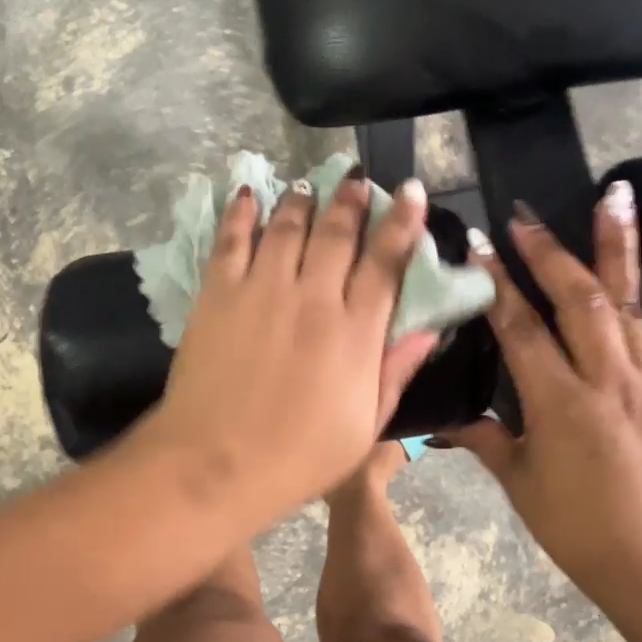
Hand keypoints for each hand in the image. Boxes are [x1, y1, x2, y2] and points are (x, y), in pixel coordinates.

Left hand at [139, 172, 440, 521]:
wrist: (214, 464)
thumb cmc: (298, 458)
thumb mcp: (364, 427)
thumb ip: (394, 372)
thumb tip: (427, 329)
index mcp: (355, 333)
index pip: (385, 263)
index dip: (401, 222)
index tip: (409, 190)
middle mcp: (313, 299)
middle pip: (337, 234)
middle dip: (350, 199)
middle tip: (354, 177)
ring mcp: (262, 290)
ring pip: (287, 227)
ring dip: (300, 200)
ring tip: (308, 183)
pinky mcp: (218, 293)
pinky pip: (232, 240)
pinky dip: (241, 212)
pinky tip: (247, 192)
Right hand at [442, 182, 641, 600]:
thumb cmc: (578, 528)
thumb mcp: (519, 483)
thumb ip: (484, 438)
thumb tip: (441, 416)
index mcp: (561, 401)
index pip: (521, 328)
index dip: (497, 282)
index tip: (477, 242)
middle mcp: (608, 379)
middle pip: (578, 300)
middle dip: (548, 252)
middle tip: (525, 215)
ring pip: (634, 303)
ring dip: (621, 247)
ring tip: (617, 195)